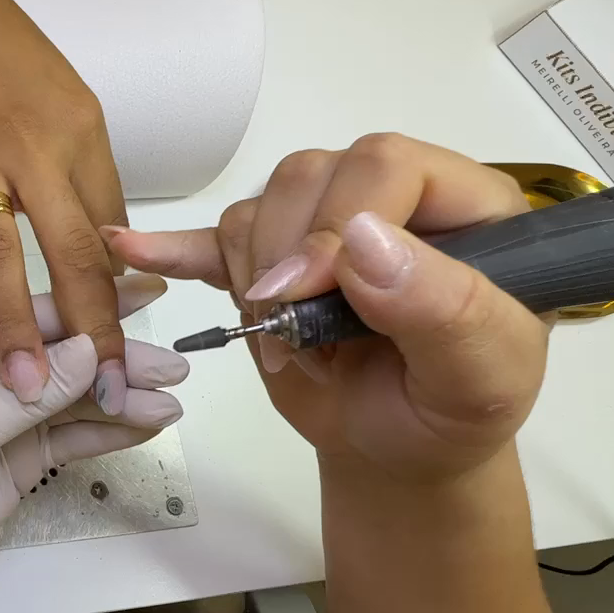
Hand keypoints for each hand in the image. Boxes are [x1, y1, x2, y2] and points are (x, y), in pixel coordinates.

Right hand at [0, 0, 130, 416]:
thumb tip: (105, 246)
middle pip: (70, 254)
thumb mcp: (72, 100)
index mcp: (78, 134)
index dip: (123, 299)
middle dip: (91, 332)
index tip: (129, 353)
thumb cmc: (4, 46)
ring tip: (23, 388)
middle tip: (103, 395)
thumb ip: (90, 175)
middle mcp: (29, 153)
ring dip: (10, 327)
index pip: (111, 231)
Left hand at [0, 274, 182, 610]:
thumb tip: (92, 348)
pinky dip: (110, 432)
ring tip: (173, 403)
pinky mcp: (27, 454)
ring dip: (123, 399)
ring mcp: (14, 415)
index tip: (147, 294)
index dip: (90, 306)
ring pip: (77, 399)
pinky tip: (147, 426)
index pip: (36, 317)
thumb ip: (28, 394)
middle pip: (67, 358)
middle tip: (175, 368)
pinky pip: (75, 437)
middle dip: (118, 360)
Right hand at [107, 134, 547, 480]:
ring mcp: (314, 232)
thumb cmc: (444, 417)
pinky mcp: (259, 267)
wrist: (391, 446)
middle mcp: (384, 204)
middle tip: (291, 329)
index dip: (336, 221)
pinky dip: (171, 248)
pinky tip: (132, 248)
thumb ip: (445, 308)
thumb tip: (360, 240)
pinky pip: (210, 242)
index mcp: (460, 209)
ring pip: (255, 209)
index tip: (307, 294)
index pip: (385, 166)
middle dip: (283, 256)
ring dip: (248, 277)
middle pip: (307, 176)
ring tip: (279, 342)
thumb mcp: (481, 378)